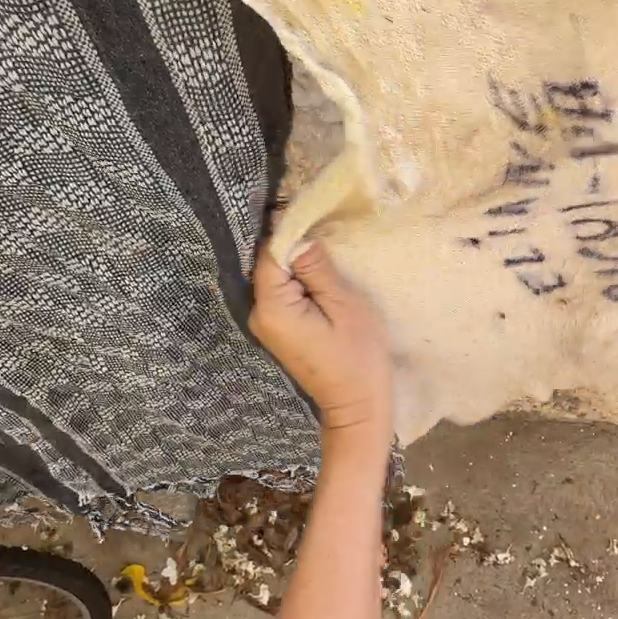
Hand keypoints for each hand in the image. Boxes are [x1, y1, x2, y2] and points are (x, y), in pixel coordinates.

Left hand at [250, 242, 392, 433]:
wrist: (357, 405)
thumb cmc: (358, 357)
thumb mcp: (344, 305)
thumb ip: (317, 268)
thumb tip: (299, 236)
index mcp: (272, 307)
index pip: (270, 254)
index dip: (291, 231)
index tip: (315, 213)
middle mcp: (258, 314)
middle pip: (270, 264)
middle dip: (295, 246)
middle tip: (326, 230)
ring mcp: (265, 324)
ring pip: (277, 278)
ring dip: (299, 264)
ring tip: (328, 252)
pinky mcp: (277, 330)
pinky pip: (282, 294)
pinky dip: (299, 282)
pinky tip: (321, 278)